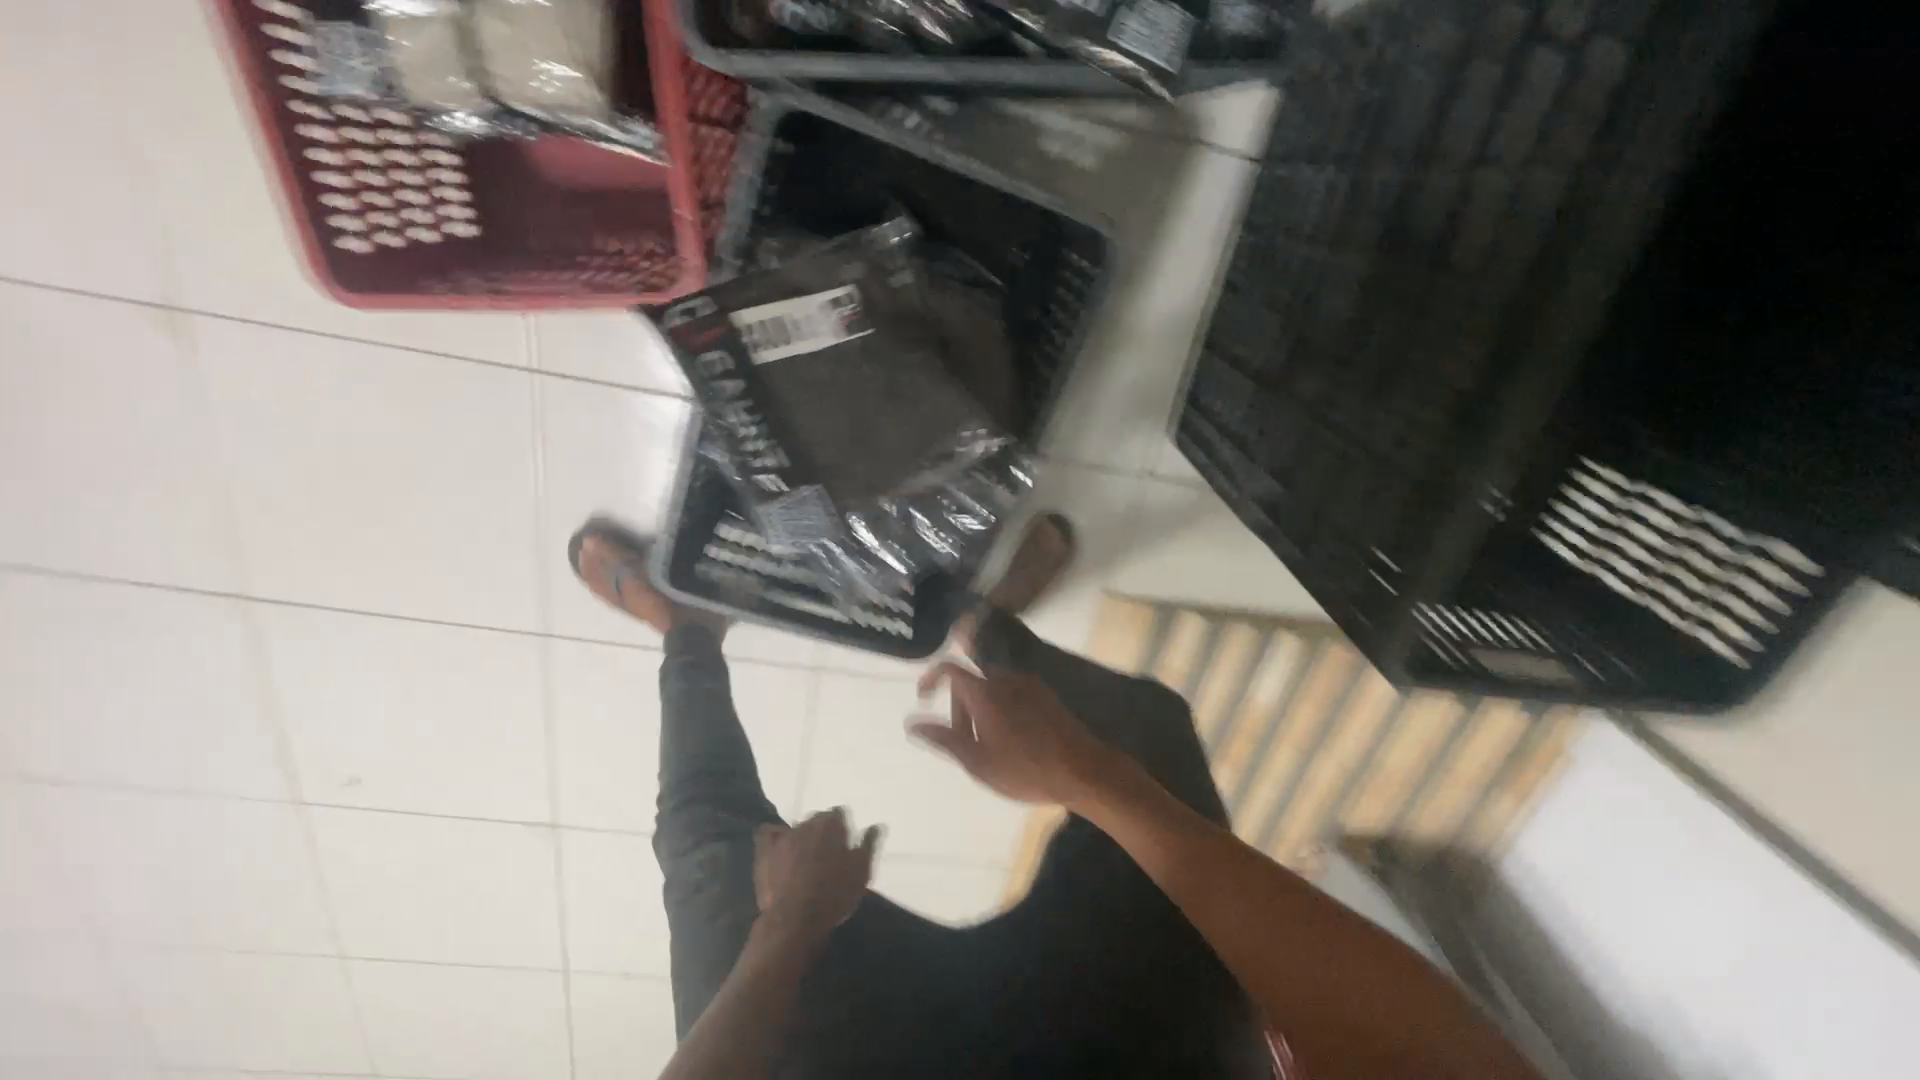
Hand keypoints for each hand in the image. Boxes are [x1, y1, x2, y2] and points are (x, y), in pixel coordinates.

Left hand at [752, 808, 879, 944]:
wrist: (796, 920)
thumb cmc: (834, 896)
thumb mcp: (861, 873)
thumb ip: (868, 845)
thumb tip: (876, 825)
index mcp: (831, 825)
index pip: (838, 814)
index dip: (842, 829)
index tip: (844, 845)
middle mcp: (807, 823)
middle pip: (817, 820)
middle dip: (822, 832)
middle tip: (827, 854)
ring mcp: (783, 836)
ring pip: (796, 828)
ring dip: (802, 838)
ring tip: (805, 858)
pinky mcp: (765, 851)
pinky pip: (768, 833)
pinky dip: (775, 837)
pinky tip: (780, 848)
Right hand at [909, 661, 1116, 807]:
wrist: (1083, 771)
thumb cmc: (1026, 770)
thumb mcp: (978, 762)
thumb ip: (944, 739)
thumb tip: (911, 722)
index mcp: (985, 693)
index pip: (950, 668)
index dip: (931, 677)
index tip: (923, 697)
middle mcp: (1006, 680)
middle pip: (971, 682)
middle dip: (959, 707)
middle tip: (964, 743)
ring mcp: (1029, 685)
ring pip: (992, 688)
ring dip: (981, 710)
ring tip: (989, 747)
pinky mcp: (1046, 695)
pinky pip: (1012, 693)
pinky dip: (1001, 709)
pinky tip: (1012, 741)